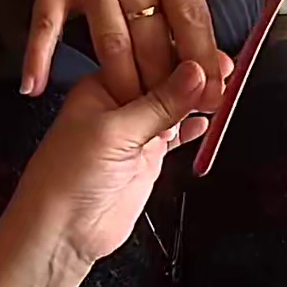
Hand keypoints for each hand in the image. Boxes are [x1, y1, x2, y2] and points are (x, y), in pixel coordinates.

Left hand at [7, 58, 220, 263]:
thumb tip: (197, 73)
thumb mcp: (115, 132)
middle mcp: (118, 104)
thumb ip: (159, 104)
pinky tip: (210, 121)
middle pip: (164, 81)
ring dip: (198, 102)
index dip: (179, 57)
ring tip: (225, 92)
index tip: (211, 55)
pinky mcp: (146, 157)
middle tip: (225, 74)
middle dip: (194, 77)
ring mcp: (134, 131)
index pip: (146, 58)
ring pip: (174, 108)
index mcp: (102, 85)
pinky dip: (194, 130)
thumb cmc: (68, 176)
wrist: (62, 230)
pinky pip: (177, 136)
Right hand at [19, 0, 222, 105]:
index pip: (193, 22)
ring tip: (126, 119)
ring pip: (111, 47)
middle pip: (154, 44)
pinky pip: (46, 27)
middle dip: (166, 87)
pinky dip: (37, 59)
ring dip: (121, 86)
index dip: (205, 63)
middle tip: (170, 120)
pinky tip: (33, 89)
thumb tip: (182, 16)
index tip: (213, 93)